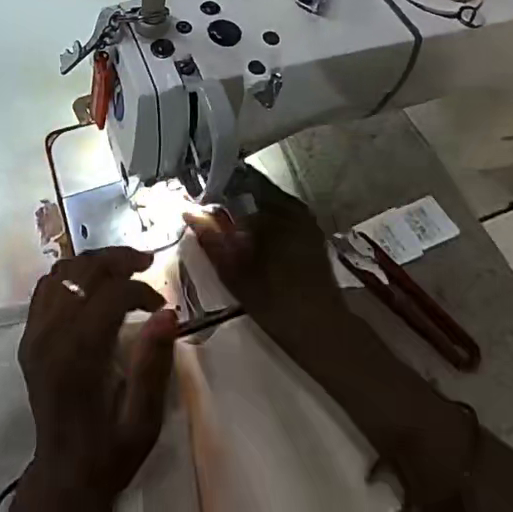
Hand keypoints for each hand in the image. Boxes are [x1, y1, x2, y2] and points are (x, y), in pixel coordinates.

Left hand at [16, 247, 177, 511]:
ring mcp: (34, 331)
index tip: (162, 302)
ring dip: (93, 262)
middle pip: (82, 271)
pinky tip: (90, 283)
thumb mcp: (143, 420)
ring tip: (122, 267)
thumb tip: (168, 313)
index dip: (140, 288)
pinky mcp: (28, 335)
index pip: (110, 293)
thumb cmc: (110, 450)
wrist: (64, 475)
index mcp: (79, 352)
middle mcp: (50, 332)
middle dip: (117, 259)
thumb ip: (154, 365)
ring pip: (61, 271)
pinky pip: (45, 287)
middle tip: (146, 260)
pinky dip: (69, 275)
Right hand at [183, 165, 346, 338]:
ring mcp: (304, 219)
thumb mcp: (234, 273)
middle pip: (250, 187)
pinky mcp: (310, 233)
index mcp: (275, 210)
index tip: (196, 195)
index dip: (213, 185)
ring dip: (242, 207)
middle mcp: (292, 207)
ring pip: (263, 200)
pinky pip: (277, 213)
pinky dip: (259, 218)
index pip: (237, 180)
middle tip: (205, 209)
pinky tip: (245, 236)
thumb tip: (188, 211)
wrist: (323, 333)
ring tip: (221, 221)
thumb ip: (210, 238)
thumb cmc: (276, 303)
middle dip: (227, 195)